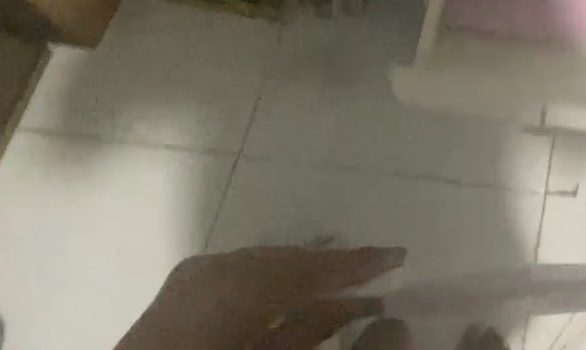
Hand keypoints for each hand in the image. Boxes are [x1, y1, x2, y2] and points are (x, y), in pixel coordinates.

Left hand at [116, 244, 404, 349]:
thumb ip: (318, 331)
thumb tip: (373, 306)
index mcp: (251, 284)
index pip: (322, 267)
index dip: (364, 263)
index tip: (401, 254)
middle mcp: (228, 264)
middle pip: (297, 259)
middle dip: (334, 266)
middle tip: (374, 267)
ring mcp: (202, 270)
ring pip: (269, 260)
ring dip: (303, 269)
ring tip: (337, 276)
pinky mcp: (184, 283)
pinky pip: (242, 267)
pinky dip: (269, 275)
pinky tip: (286, 285)